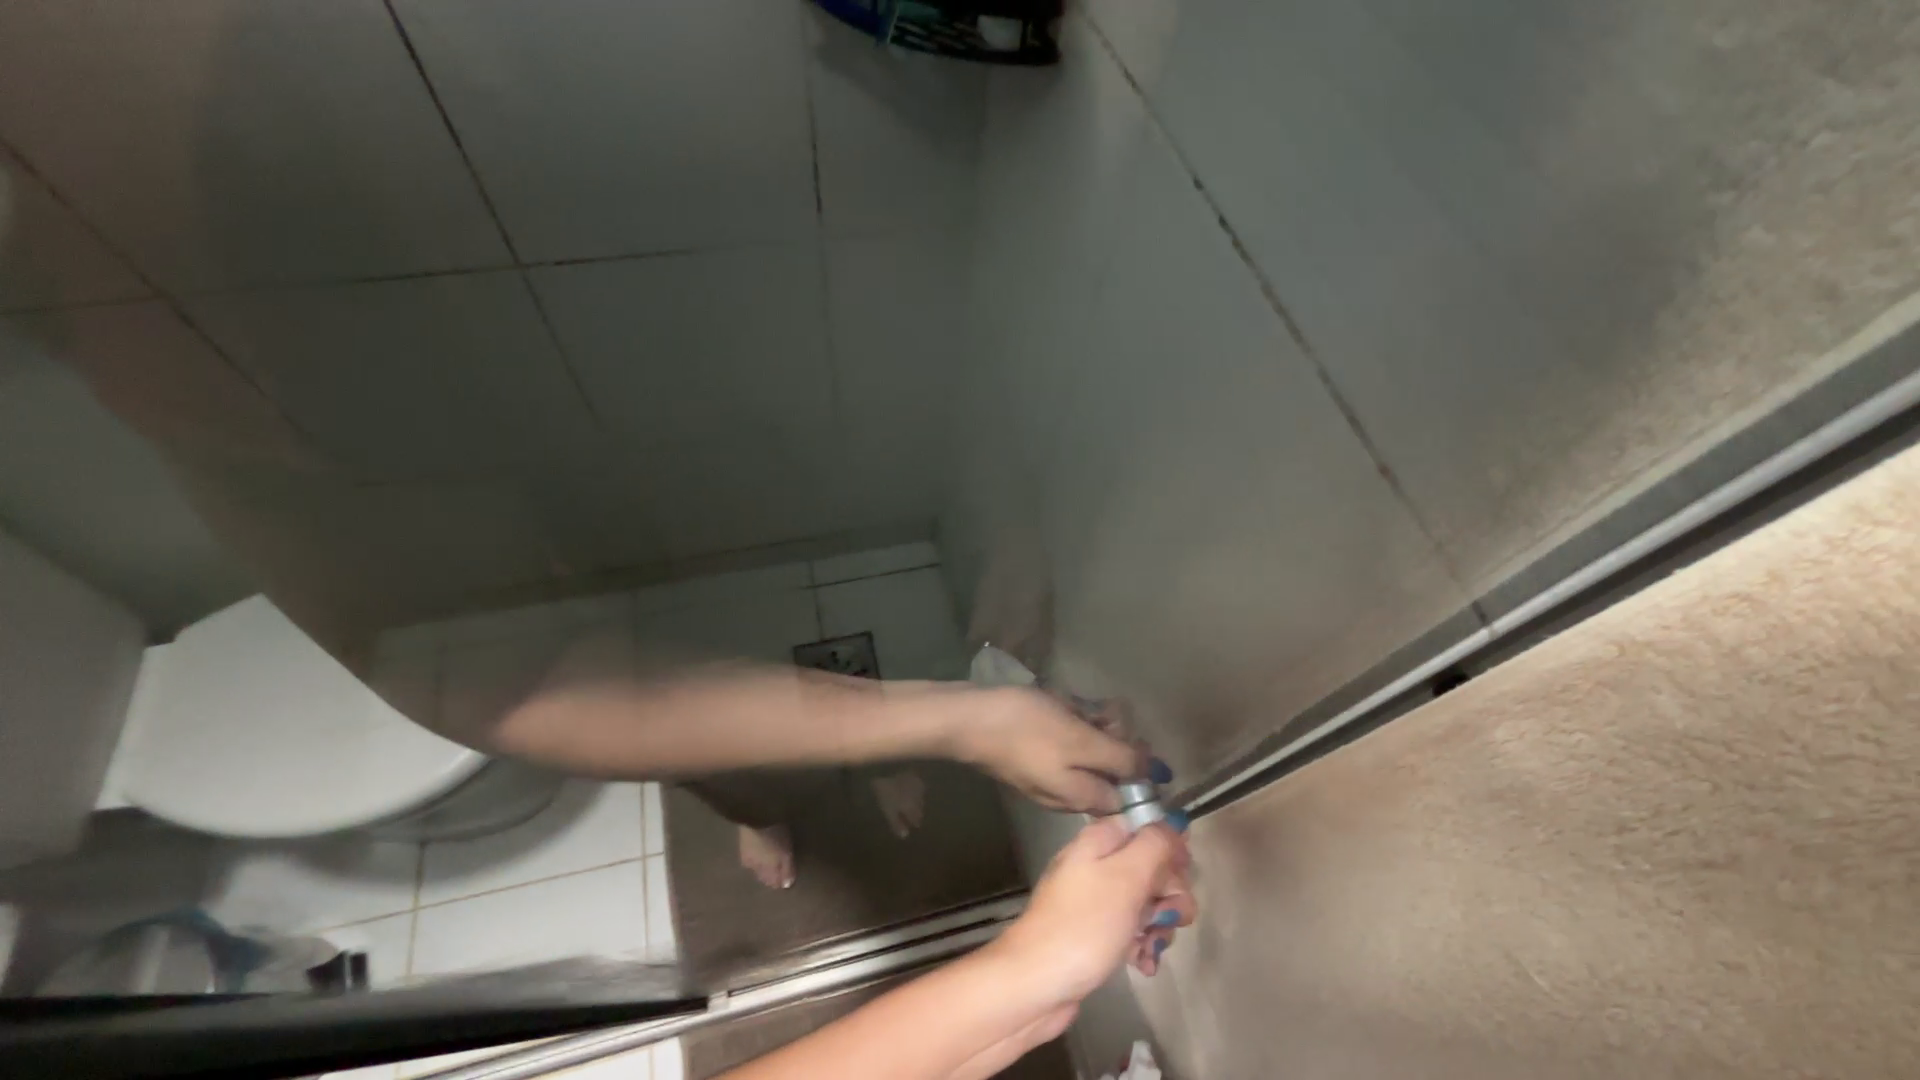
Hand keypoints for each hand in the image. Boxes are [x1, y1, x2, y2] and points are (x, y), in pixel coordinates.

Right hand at [941, 687, 1144, 812]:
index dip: (1140, 767)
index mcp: (1083, 798)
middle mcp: (1067, 795)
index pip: (1129, 795)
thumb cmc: (1027, 730)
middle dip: (1112, 738)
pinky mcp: (1030, 756)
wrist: (966, 719)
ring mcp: (1046, 775)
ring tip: (1078, 705)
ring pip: (1086, 753)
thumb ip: (1121, 759)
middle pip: (1107, 771)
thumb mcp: (1082, 740)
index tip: (1134, 736)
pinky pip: (1063, 743)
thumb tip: (1158, 776)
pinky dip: (1068, 723)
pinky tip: (1060, 704)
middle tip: (1104, 713)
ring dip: (1090, 726)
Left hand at [985, 818, 1195, 1013]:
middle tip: (1168, 918)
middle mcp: (1095, 864)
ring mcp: (1093, 900)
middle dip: (1168, 895)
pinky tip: (1142, 964)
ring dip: (1157, 926)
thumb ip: (1154, 845)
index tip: (1183, 874)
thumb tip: (1174, 823)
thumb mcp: (1125, 877)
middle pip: (1150, 867)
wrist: (1036, 982)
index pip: (1145, 828)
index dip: (1169, 848)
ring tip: (1151, 947)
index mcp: (1099, 841)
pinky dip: (1141, 945)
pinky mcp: (1093, 932)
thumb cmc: (1084, 924)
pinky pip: (1129, 930)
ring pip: (1144, 903)